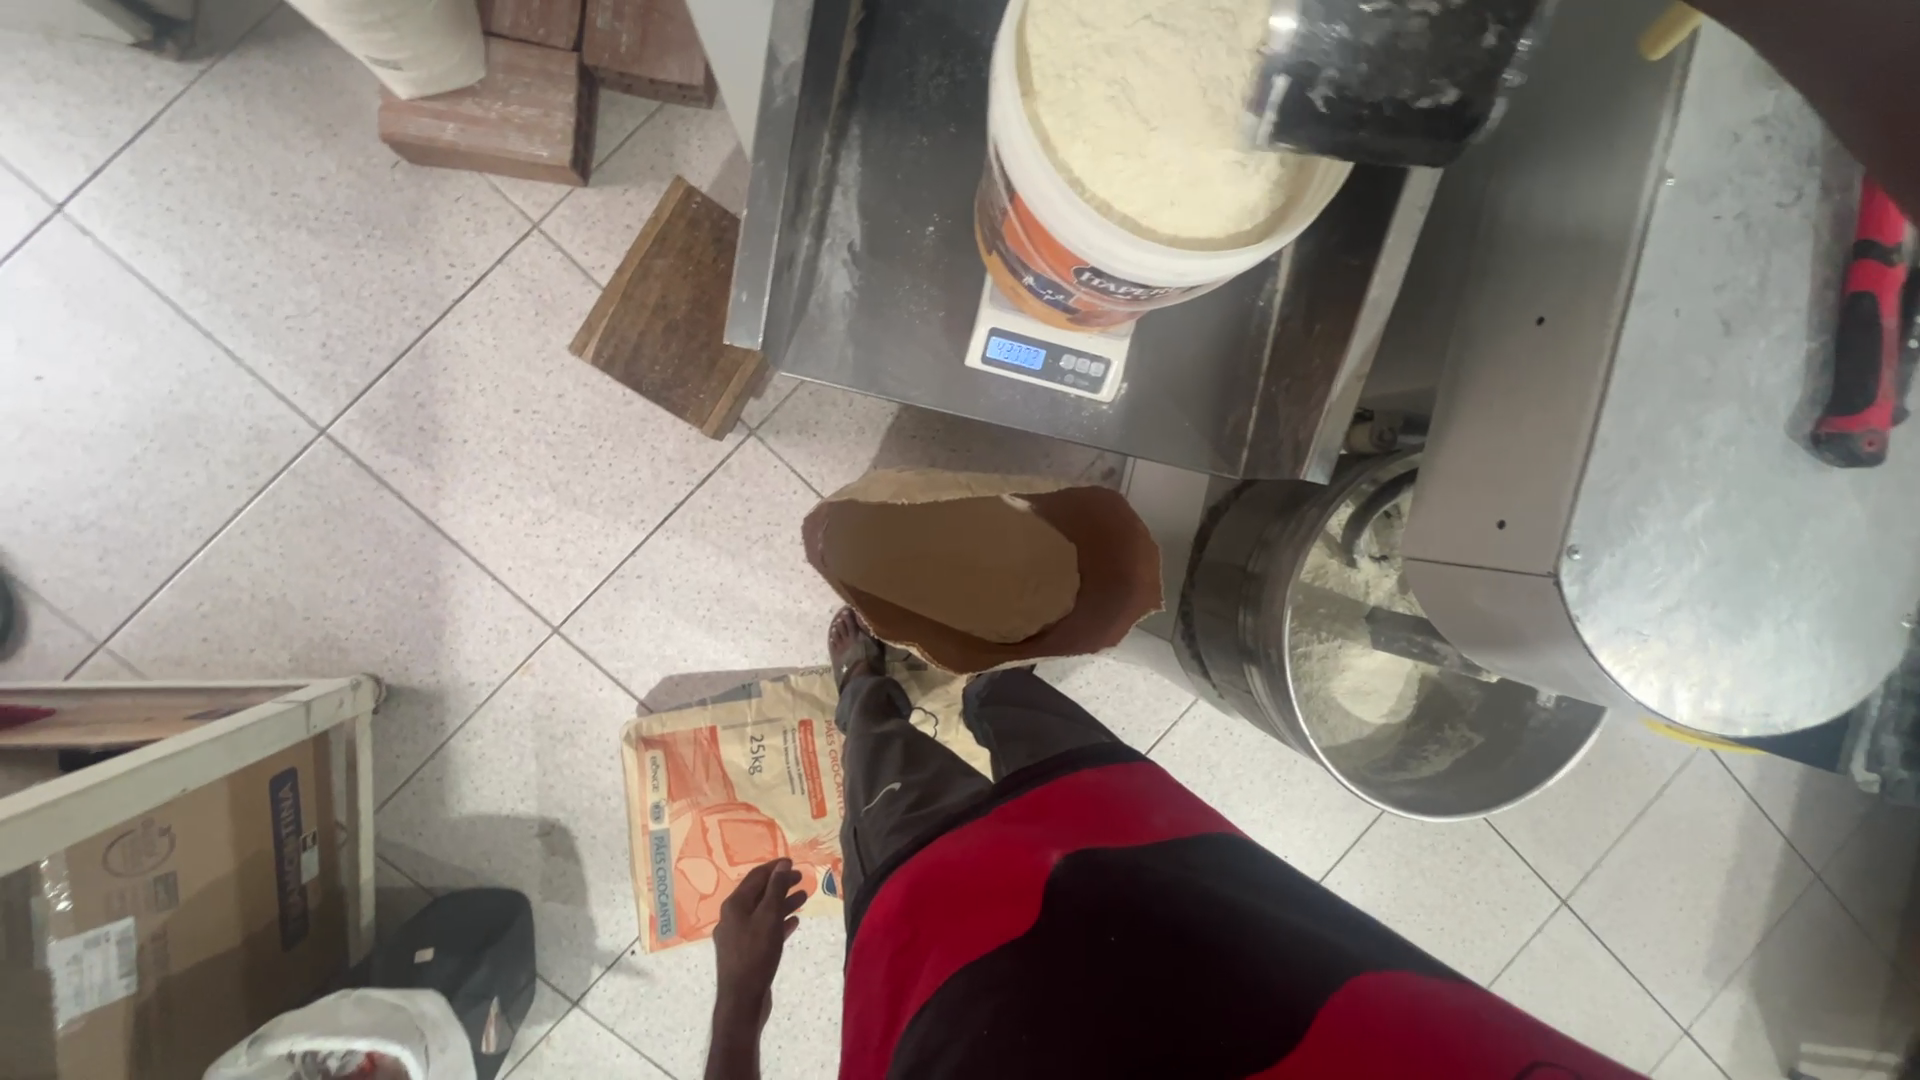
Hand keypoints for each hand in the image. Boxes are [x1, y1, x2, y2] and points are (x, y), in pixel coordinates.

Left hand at [712, 858, 807, 1030]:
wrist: (742, 1001)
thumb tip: (782, 864)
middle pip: (759, 893)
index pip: (755, 877)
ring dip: (782, 903)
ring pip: (762, 912)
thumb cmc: (756, 954)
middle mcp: (732, 917)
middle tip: (801, 879)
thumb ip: (776, 889)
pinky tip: (793, 922)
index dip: (774, 868)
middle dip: (780, 885)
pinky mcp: (744, 953)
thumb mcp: (769, 916)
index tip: (793, 863)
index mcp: (734, 905)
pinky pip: (762, 930)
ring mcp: (736, 936)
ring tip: (803, 898)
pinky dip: (778, 923)